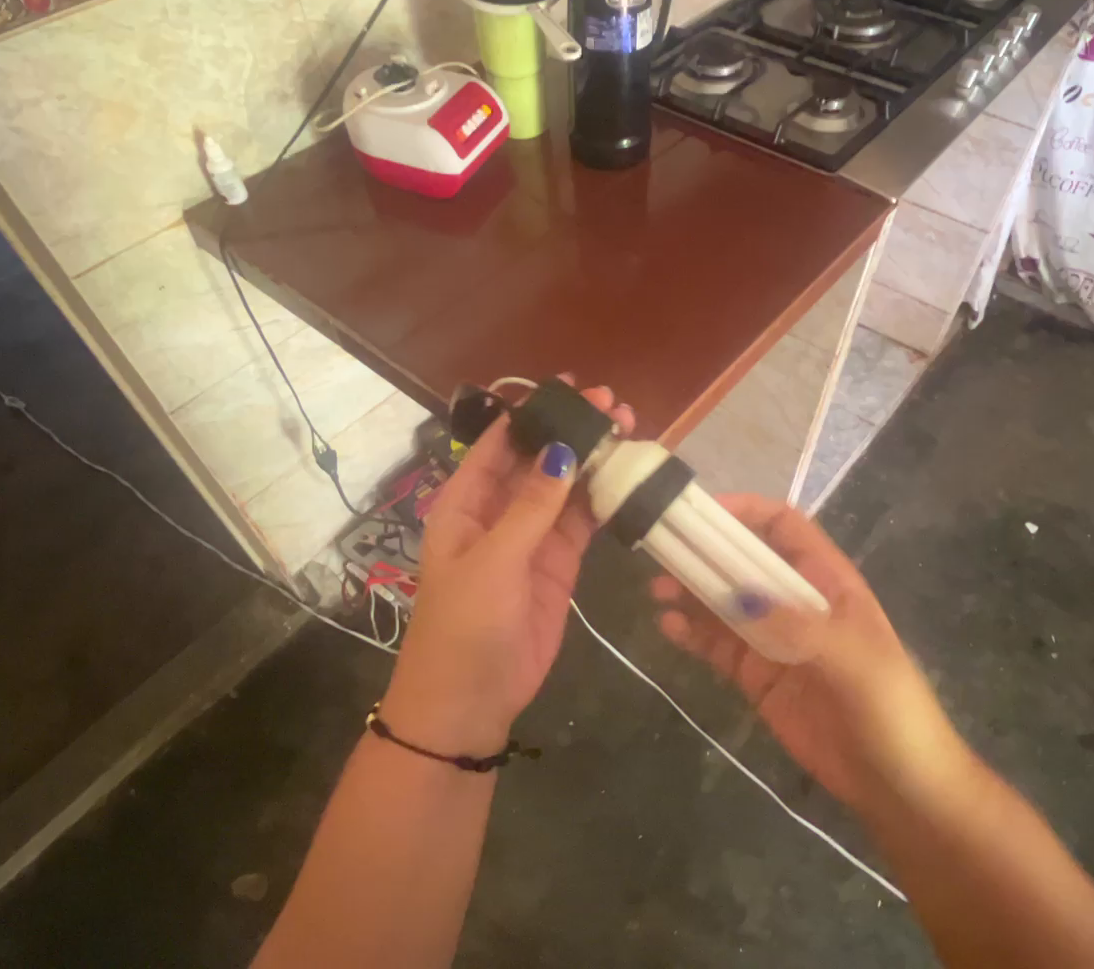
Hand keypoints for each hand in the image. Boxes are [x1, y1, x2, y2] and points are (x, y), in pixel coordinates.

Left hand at [381, 384, 634, 757]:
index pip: (498, 445)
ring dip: (592, 461)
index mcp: (465, 504)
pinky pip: (581, 522)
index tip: (572, 390)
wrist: (471, 702)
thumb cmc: (464, 625)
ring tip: (629, 430)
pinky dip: (602, 500)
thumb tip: (561, 451)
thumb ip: (531, 507)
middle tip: (614, 406)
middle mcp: (498, 513)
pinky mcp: (559, 566)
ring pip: (565, 488)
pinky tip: (626, 476)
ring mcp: (531, 539)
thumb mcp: (493, 561)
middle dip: (571, 432)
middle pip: (539, 460)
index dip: (532, 416)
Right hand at [651, 495, 976, 810]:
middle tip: (663, 553)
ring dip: (691, 590)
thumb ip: (799, 626)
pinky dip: (692, 632)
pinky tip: (668, 628)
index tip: (703, 513)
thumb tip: (739, 595)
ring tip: (658, 591)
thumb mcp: (855, 662)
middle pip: (744, 561)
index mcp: (828, 583)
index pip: (784, 528)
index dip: (746, 512)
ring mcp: (773, 639)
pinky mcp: (756, 675)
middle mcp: (796, 602)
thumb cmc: (891, 710)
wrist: (898, 785)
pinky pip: (718, 644)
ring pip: (724, 601)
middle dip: (705, 552)